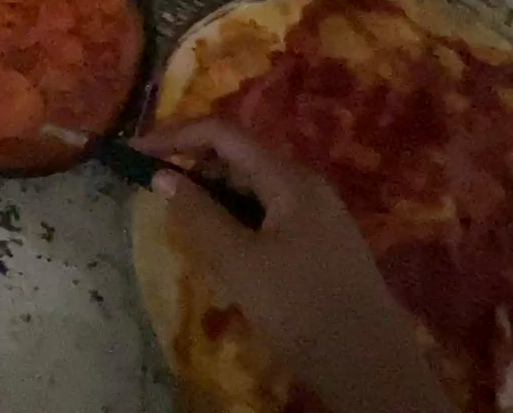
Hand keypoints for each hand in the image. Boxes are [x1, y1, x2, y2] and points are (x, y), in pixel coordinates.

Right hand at [134, 119, 453, 412]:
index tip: (135, 152)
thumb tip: (161, 176)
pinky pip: (264, 210)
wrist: (377, 379)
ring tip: (175, 210)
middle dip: (190, 162)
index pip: (222, 134)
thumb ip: (197, 214)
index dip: (174, 135)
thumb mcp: (238, 263)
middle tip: (151, 182)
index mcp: (289, 179)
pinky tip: (215, 239)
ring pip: (249, 185)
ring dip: (209, 191)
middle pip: (236, 156)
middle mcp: (305, 185)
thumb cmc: (302, 310)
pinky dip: (231, 213)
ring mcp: (316, 215)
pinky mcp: (318, 243)